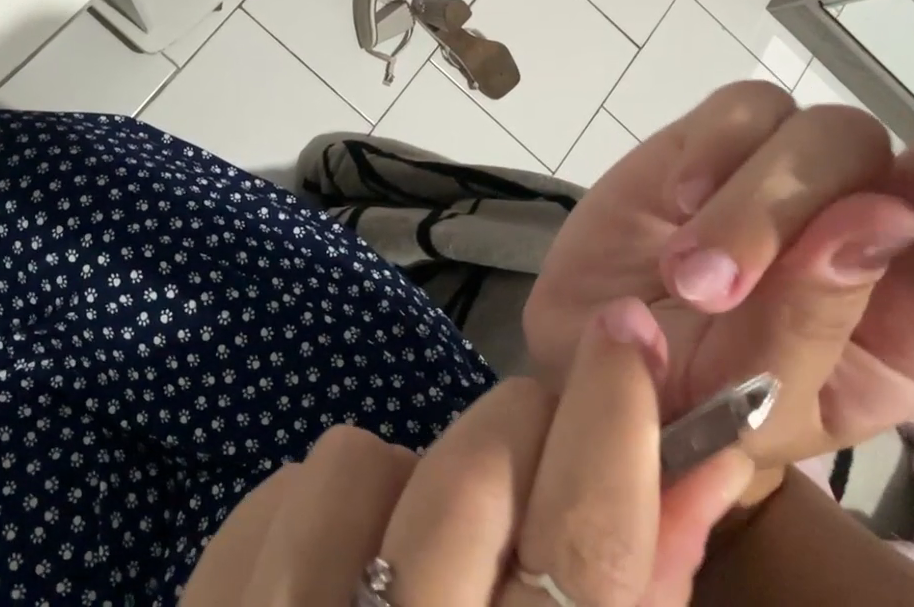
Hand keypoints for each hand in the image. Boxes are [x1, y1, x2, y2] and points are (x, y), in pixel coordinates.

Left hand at [182, 301, 754, 606]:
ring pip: (361, 458)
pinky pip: (280, 489)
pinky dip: (326, 504)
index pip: (582, 535)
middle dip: (521, 420)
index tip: (627, 334)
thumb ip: (649, 583)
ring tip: (420, 539)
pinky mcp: (215, 603)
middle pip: (471, 473)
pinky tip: (340, 566)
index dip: (615, 416)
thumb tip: (698, 456)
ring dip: (410, 474)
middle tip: (540, 434)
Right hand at [524, 85, 913, 479]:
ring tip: (697, 286)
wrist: (593, 351)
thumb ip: (818, 330)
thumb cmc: (693, 403)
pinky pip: (746, 108)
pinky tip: (673, 210)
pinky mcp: (729, 134)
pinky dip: (710, 153)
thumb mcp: (768, 409)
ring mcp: (813, 169)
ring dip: (765, 211)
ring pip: (840, 132)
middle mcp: (904, 224)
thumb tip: (868, 223)